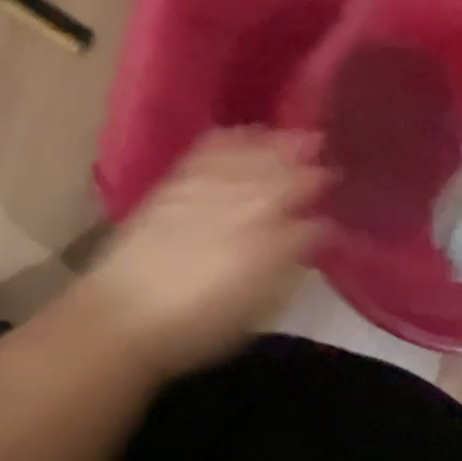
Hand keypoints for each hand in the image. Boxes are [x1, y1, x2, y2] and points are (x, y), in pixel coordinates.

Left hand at [75, 128, 329, 378]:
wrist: (122, 315)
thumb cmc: (195, 327)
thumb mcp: (255, 307)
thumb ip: (288, 262)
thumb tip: (315, 229)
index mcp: (268, 241)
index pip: (306, 204)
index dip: (323, 192)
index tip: (339, 186)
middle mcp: (241, 205)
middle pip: (281, 171)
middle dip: (305, 157)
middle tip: (323, 148)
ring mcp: (207, 188)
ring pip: (250, 154)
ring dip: (276, 142)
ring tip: (293, 135)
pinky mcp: (176, 182)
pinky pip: (213, 149)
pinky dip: (236, 138)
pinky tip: (247, 133)